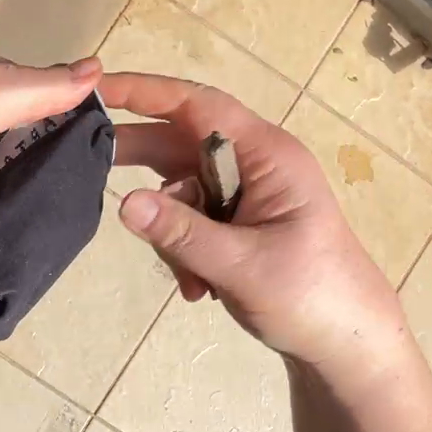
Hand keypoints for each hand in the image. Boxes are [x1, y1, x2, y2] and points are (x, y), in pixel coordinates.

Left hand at [0, 45, 103, 243]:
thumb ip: (32, 90)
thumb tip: (98, 68)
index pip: (38, 89)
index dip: (70, 114)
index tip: (107, 147)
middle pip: (24, 135)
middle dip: (50, 159)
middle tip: (90, 190)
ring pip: (6, 172)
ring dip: (27, 190)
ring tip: (70, 214)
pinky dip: (0, 211)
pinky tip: (32, 227)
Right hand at [103, 72, 408, 375]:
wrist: (346, 343)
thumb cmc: (310, 295)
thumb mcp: (240, 264)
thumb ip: (180, 233)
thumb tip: (124, 204)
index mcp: (267, 156)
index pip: (197, 106)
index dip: (146, 92)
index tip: (96, 88)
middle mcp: (254, 165)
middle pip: (179, 145)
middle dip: (138, 161)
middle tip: (85, 167)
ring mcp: (245, 195)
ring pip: (180, 193)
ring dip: (170, 234)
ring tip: (188, 277)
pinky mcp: (238, 224)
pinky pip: (191, 223)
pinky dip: (183, 253)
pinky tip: (198, 288)